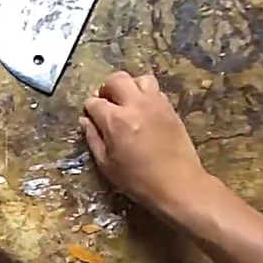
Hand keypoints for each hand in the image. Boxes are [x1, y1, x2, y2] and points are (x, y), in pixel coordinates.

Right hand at [81, 71, 217, 224]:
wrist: (177, 183)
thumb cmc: (137, 179)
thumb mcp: (106, 165)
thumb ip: (93, 139)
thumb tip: (85, 121)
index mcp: (115, 120)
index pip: (94, 102)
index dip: (89, 109)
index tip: (90, 117)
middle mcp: (135, 105)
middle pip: (116, 79)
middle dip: (106, 88)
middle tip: (105, 103)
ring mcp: (155, 104)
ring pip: (140, 79)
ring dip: (129, 86)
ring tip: (127, 102)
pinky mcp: (170, 109)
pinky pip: (156, 90)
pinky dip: (146, 94)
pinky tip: (143, 111)